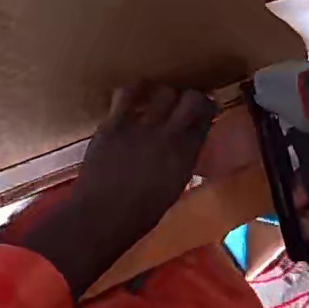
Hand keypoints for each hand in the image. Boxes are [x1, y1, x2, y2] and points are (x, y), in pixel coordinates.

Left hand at [69, 83, 217, 247]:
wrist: (101, 217)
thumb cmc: (139, 215)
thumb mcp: (173, 188)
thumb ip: (181, 161)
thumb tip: (184, 146)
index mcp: (186, 156)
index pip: (206, 119)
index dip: (207, 111)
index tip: (204, 110)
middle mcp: (169, 136)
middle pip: (192, 99)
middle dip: (192, 97)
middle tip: (184, 103)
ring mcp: (141, 127)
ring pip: (163, 92)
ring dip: (165, 93)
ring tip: (159, 99)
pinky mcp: (114, 124)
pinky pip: (127, 94)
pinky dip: (135, 90)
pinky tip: (135, 94)